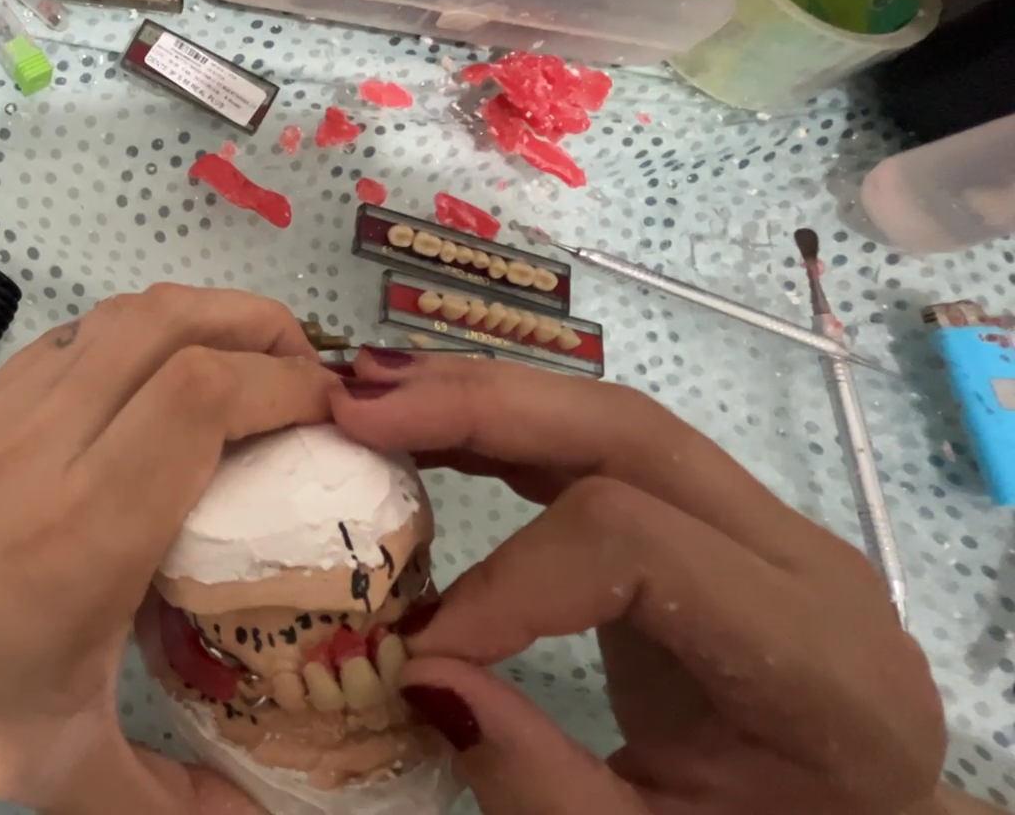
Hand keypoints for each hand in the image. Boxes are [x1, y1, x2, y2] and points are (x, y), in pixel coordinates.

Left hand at [0, 285, 339, 814]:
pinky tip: (150, 377)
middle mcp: (55, 436)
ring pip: (120, 313)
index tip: (329, 409)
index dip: (280, 382)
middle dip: (256, 325)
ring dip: (197, 314)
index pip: (202, 396)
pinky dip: (136, 331)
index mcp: (92, 519)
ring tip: (243, 355)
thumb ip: (173, 805)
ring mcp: (8, 404)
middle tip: (306, 367)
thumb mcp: (59, 771)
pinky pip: (75, 335)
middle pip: (170, 325)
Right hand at [331, 349, 945, 814]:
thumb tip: (416, 671)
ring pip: (595, 410)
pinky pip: (582, 435)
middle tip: (350, 409)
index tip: (419, 647)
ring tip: (363, 394)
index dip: (506, 579)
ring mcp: (746, 515)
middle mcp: (797, 556)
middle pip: (619, 428)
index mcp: (819, 660)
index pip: (634, 547)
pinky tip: (416, 422)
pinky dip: (489, 419)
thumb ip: (536, 781)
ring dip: (469, 394)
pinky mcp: (691, 504)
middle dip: (470, 409)